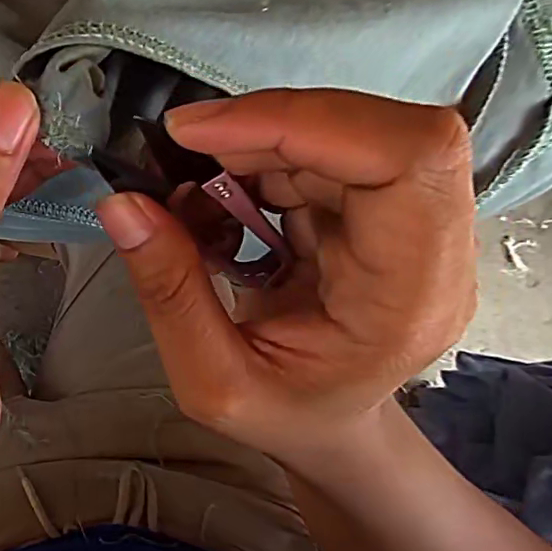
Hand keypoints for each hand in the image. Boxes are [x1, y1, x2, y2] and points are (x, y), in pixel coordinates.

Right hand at [94, 88, 476, 463]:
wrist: (331, 427)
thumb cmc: (283, 416)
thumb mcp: (207, 378)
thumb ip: (168, 291)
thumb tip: (121, 203)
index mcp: (408, 298)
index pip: (402, 161)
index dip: (301, 123)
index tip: (194, 134)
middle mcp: (429, 248)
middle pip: (377, 132)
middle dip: (267, 127)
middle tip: (181, 150)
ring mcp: (410, 222)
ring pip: (343, 133)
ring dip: (255, 145)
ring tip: (190, 190)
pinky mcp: (375, 209)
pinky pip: (322, 152)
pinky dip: (257, 158)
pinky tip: (217, 199)